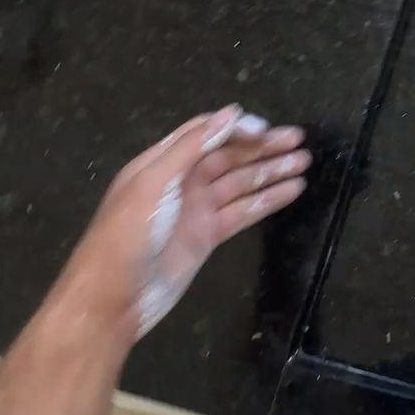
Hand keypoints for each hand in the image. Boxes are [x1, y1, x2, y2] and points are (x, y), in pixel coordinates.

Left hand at [50, 105, 311, 343]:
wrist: (110, 301)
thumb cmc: (127, 235)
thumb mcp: (154, 183)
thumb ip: (193, 146)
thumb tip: (231, 113)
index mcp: (162, 163)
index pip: (206, 133)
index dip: (236, 127)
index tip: (265, 129)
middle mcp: (182, 181)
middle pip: (230, 155)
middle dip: (263, 146)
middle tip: (298, 139)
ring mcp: (197, 209)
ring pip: (241, 182)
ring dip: (272, 171)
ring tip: (304, 162)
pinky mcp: (208, 235)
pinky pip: (244, 210)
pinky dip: (268, 200)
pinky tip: (293, 190)